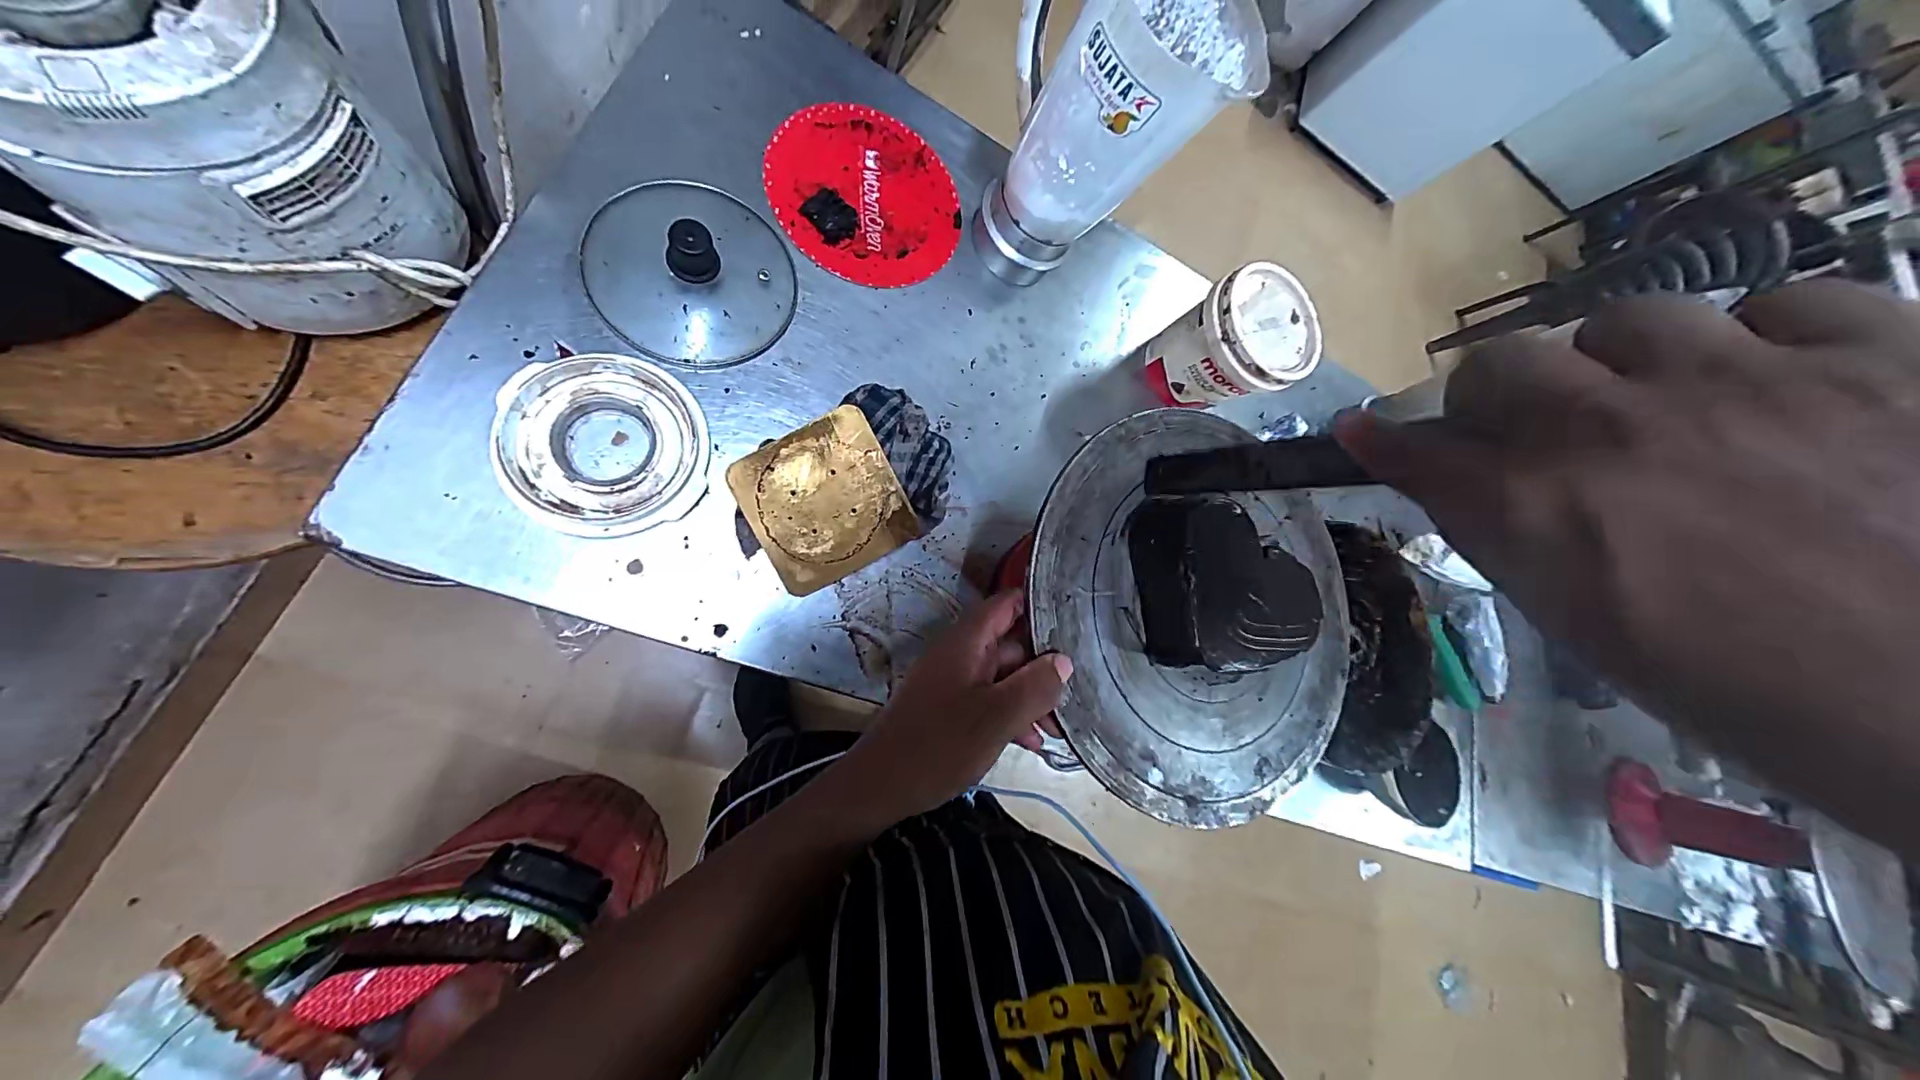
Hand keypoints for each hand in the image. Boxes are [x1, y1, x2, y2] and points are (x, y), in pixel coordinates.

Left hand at [832, 589, 1071, 823]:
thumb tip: (1063, 661)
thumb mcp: (998, 717)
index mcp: (967, 641)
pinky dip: (1010, 713)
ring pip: (1002, 675)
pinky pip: (987, 699)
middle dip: (1043, 667)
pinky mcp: (948, 708)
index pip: (1007, 603)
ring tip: (1055, 730)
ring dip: (1030, 696)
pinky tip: (1029, 742)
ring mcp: (952, 681)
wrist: (880, 786)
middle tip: (1074, 696)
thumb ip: (1035, 686)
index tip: (1075, 625)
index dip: (1040, 607)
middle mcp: (959, 653)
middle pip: (1010, 643)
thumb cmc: (940, 745)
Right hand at [1333, 281, 1919, 855]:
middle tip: (1530, 424)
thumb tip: (1464, 488)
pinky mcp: (1884, 353)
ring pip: (1629, 319)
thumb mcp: (1587, 623)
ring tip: (1665, 402)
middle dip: (1497, 393)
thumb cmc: (1751, 692)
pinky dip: (1765, 339)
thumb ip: (1513, 537)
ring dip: (1623, 363)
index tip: (1364, 431)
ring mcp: (1744, 382)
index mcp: (1534, 511)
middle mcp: (1609, 431)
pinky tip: (1783, 386)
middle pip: (1502, 361)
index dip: (1384, 440)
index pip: (1418, 452)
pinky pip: (1788, 301)